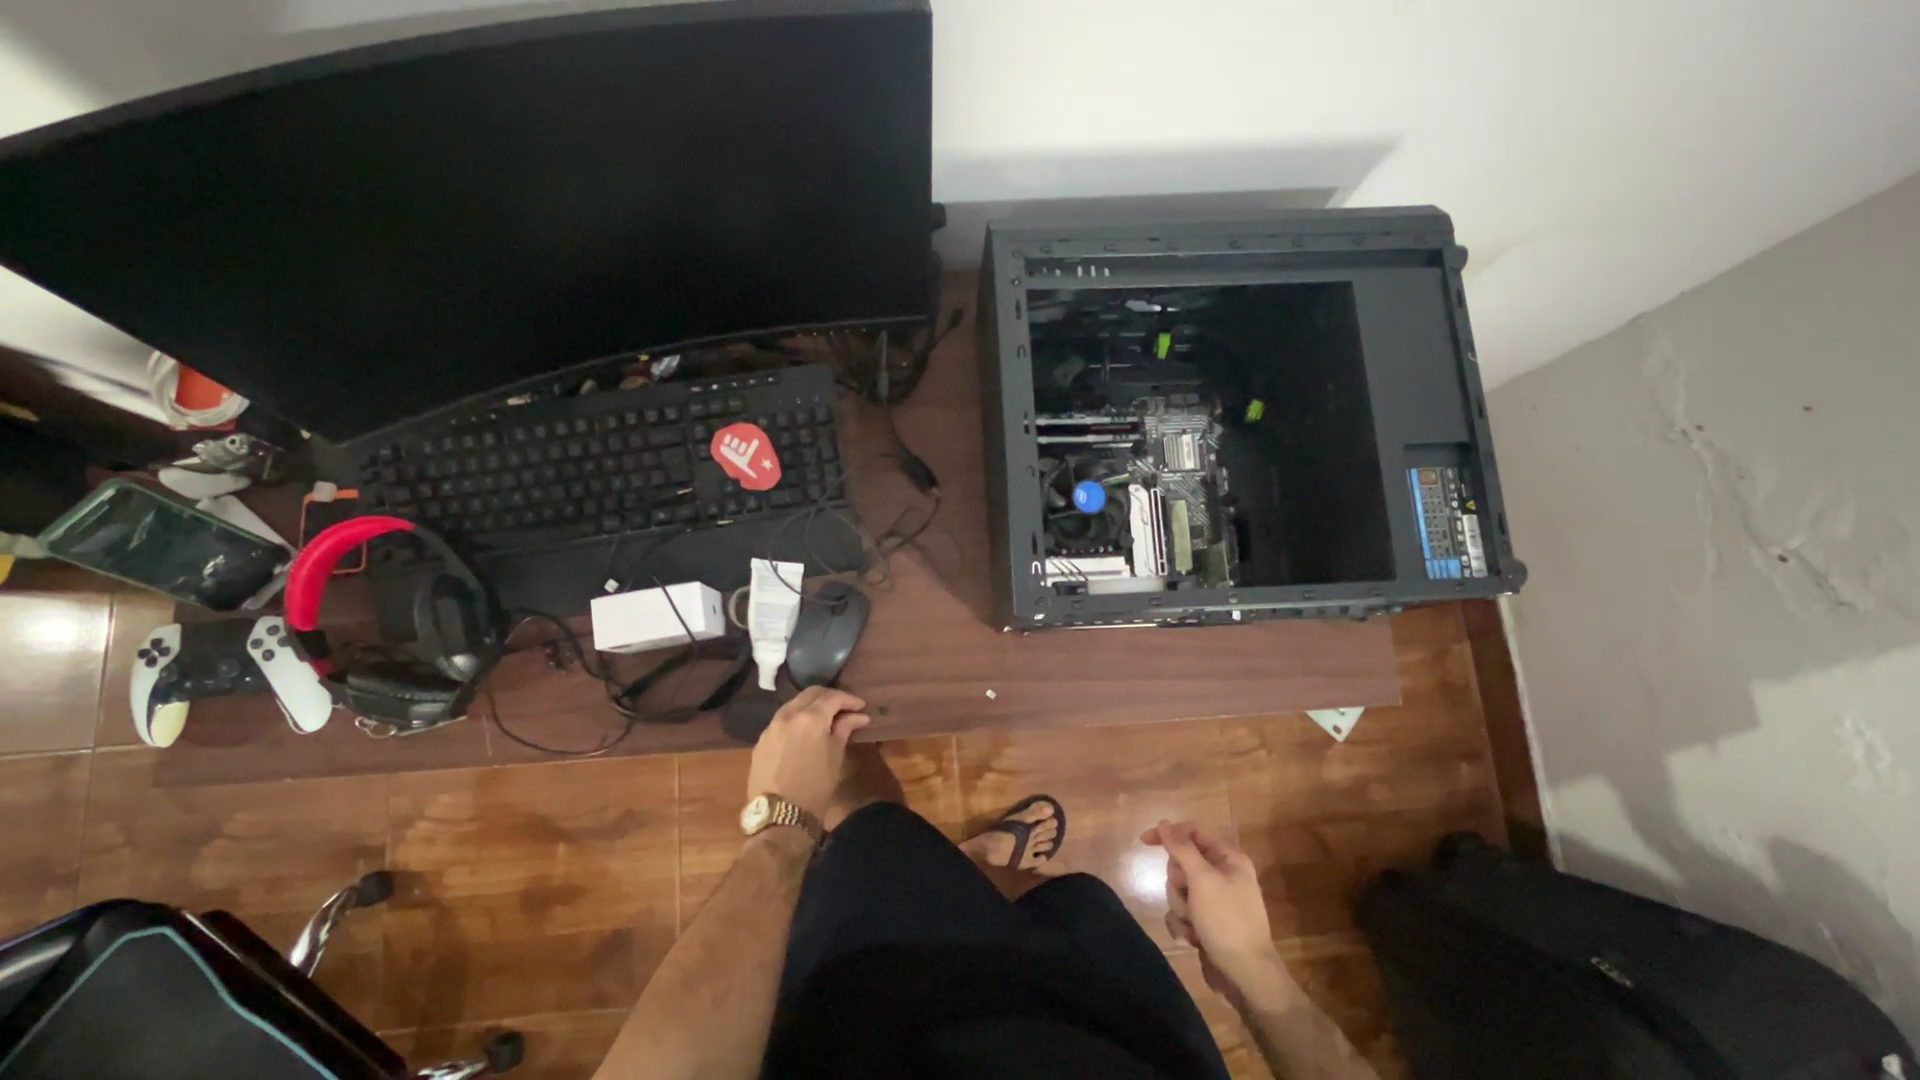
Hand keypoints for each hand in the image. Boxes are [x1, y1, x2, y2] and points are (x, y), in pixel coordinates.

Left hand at [746, 686, 869, 819]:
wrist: (780, 816)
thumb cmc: (815, 787)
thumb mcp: (835, 757)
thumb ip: (844, 729)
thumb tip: (858, 716)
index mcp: (810, 718)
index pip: (832, 697)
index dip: (849, 699)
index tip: (860, 706)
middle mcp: (788, 715)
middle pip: (810, 694)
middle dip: (829, 697)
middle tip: (844, 708)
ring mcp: (771, 727)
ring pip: (793, 705)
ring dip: (810, 706)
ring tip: (824, 718)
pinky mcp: (761, 741)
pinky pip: (781, 721)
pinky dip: (795, 719)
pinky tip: (803, 732)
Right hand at [1143, 820, 1296, 1011]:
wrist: (1245, 975)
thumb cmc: (1227, 921)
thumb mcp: (1203, 880)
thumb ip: (1181, 848)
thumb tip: (1164, 822)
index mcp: (1228, 859)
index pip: (1192, 833)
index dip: (1169, 835)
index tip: (1144, 842)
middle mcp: (1221, 876)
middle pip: (1181, 864)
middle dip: (1177, 884)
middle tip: (1189, 898)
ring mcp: (1213, 901)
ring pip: (1177, 890)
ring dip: (1179, 908)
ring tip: (1193, 924)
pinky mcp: (1204, 922)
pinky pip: (1180, 913)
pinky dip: (1182, 925)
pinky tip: (1191, 938)